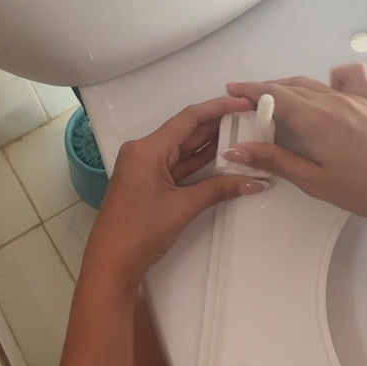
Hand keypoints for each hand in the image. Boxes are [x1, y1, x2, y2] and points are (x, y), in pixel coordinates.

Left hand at [84, 97, 269, 289]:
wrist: (111, 263)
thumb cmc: (141, 231)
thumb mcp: (182, 207)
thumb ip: (219, 189)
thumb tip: (255, 181)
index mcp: (147, 149)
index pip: (188, 119)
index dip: (218, 108)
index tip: (244, 102)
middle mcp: (143, 151)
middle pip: (185, 131)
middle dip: (217, 125)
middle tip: (250, 118)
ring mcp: (144, 167)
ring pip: (182, 149)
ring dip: (210, 144)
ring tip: (243, 133)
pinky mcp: (147, 183)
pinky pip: (176, 165)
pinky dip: (197, 163)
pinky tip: (222, 158)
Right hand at [225, 64, 366, 236]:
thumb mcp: (313, 180)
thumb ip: (274, 160)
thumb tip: (238, 150)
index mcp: (314, 117)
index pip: (273, 94)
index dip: (249, 90)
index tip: (231, 89)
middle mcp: (332, 101)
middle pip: (291, 85)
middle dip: (266, 89)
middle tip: (246, 99)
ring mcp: (354, 100)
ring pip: (313, 83)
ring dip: (290, 87)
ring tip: (276, 99)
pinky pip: (344, 81)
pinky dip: (327, 80)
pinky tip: (326, 90)